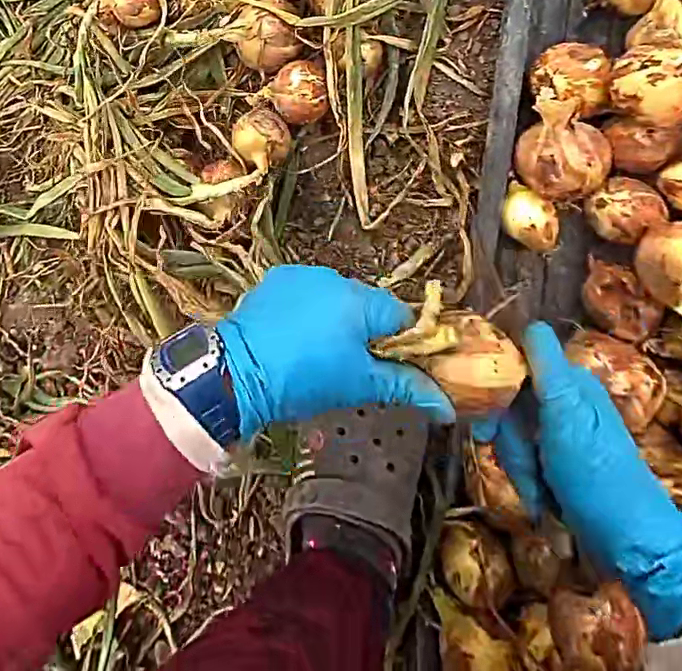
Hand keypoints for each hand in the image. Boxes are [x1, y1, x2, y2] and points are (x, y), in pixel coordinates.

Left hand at [217, 265, 455, 439]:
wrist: (235, 371)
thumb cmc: (303, 379)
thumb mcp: (357, 386)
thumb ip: (404, 387)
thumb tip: (446, 406)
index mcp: (361, 301)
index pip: (402, 316)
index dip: (401, 342)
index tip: (389, 364)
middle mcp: (336, 278)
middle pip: (369, 305)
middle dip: (366, 331)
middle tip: (350, 364)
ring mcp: (305, 274)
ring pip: (337, 297)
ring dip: (336, 318)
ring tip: (317, 351)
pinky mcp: (279, 278)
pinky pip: (307, 292)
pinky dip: (308, 309)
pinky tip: (294, 334)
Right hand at [478, 322, 681, 639]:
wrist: (633, 545)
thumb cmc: (597, 474)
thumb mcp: (567, 412)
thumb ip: (546, 365)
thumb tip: (529, 322)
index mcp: (569, 381)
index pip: (514, 368)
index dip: (496, 395)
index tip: (488, 426)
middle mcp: (565, 401)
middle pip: (510, 406)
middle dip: (511, 443)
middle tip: (529, 469)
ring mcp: (562, 434)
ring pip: (513, 437)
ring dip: (519, 467)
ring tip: (541, 494)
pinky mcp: (559, 463)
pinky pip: (524, 460)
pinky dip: (528, 481)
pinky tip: (542, 501)